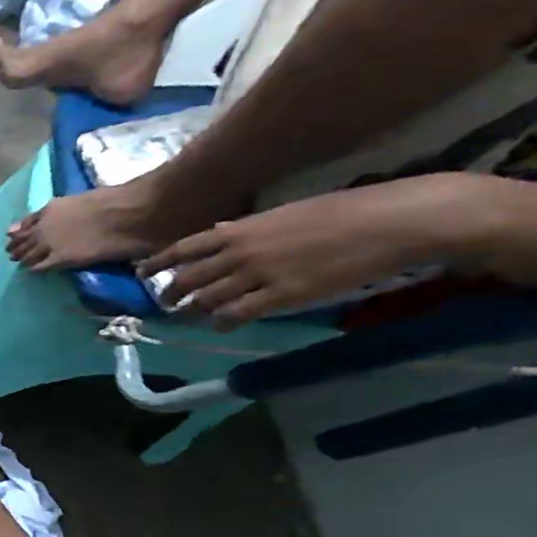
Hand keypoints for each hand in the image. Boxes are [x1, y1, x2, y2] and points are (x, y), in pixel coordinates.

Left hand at [136, 177, 467, 328]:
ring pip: (204, 301)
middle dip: (170, 294)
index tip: (140, 274)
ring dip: (193, 311)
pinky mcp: (280, 296)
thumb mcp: (285, 213)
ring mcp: (258, 275)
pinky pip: (234, 315)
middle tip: (167, 304)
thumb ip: (248, 229)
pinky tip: (223, 325)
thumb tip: (220, 234)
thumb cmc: (347, 211)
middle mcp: (240, 253)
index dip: (156, 264)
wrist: (397, 221)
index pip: (182, 249)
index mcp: (241, 230)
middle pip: (186, 280)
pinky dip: (221, 323)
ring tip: (192, 316)